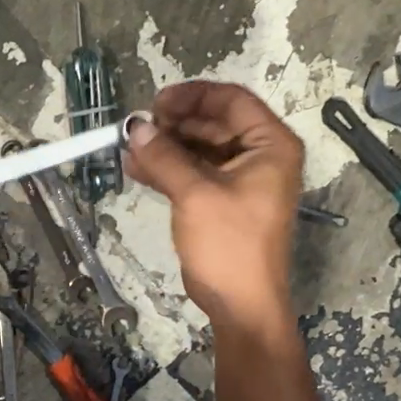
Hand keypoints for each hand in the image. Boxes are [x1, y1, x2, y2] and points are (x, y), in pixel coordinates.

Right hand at [122, 81, 304, 332]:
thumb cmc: (229, 246)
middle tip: (138, 129)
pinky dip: (169, 170)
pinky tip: (137, 169)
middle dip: (175, 124)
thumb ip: (165, 158)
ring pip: (201, 150)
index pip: (232, 101)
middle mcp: (261, 157)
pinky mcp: (224, 204)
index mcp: (271, 145)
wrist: (241, 304)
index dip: (193, 96)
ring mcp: (242, 182)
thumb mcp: (195, 195)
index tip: (155, 103)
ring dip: (167, 148)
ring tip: (129, 148)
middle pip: (215, 124)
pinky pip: (195, 175)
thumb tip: (135, 128)